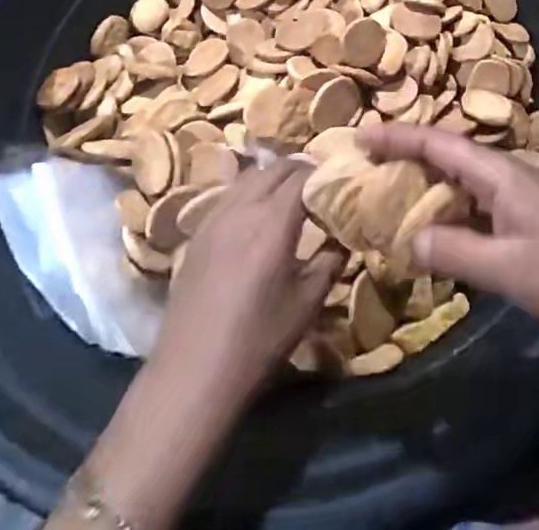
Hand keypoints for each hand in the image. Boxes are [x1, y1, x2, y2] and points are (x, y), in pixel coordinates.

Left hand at [150, 154, 342, 403]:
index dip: (323, 172)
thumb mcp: (307, 303)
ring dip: (272, 177)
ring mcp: (214, 217)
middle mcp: (241, 208)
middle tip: (320, 184)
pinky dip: (249, 191)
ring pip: (247, 177)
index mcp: (272, 221)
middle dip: (299, 168)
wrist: (193, 370)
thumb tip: (344, 235)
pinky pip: (227, 195)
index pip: (301, 176)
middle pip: (273, 168)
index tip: (340, 180)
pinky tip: (256, 215)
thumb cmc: (258, 339)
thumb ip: (330, 261)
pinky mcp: (197, 233)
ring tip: (290, 195)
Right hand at [362, 125, 538, 323]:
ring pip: (453, 174)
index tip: (361, 136)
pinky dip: (438, 202)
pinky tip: (424, 221)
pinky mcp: (514, 211)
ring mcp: (509, 191)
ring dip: (418, 177)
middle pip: (442, 151)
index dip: (398, 137)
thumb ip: (456, 252)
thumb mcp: (508, 269)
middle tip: (361, 163)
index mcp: (497, 173)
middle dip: (401, 152)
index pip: (438, 143)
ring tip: (381, 188)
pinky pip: (466, 197)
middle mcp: (500, 172)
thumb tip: (407, 241)